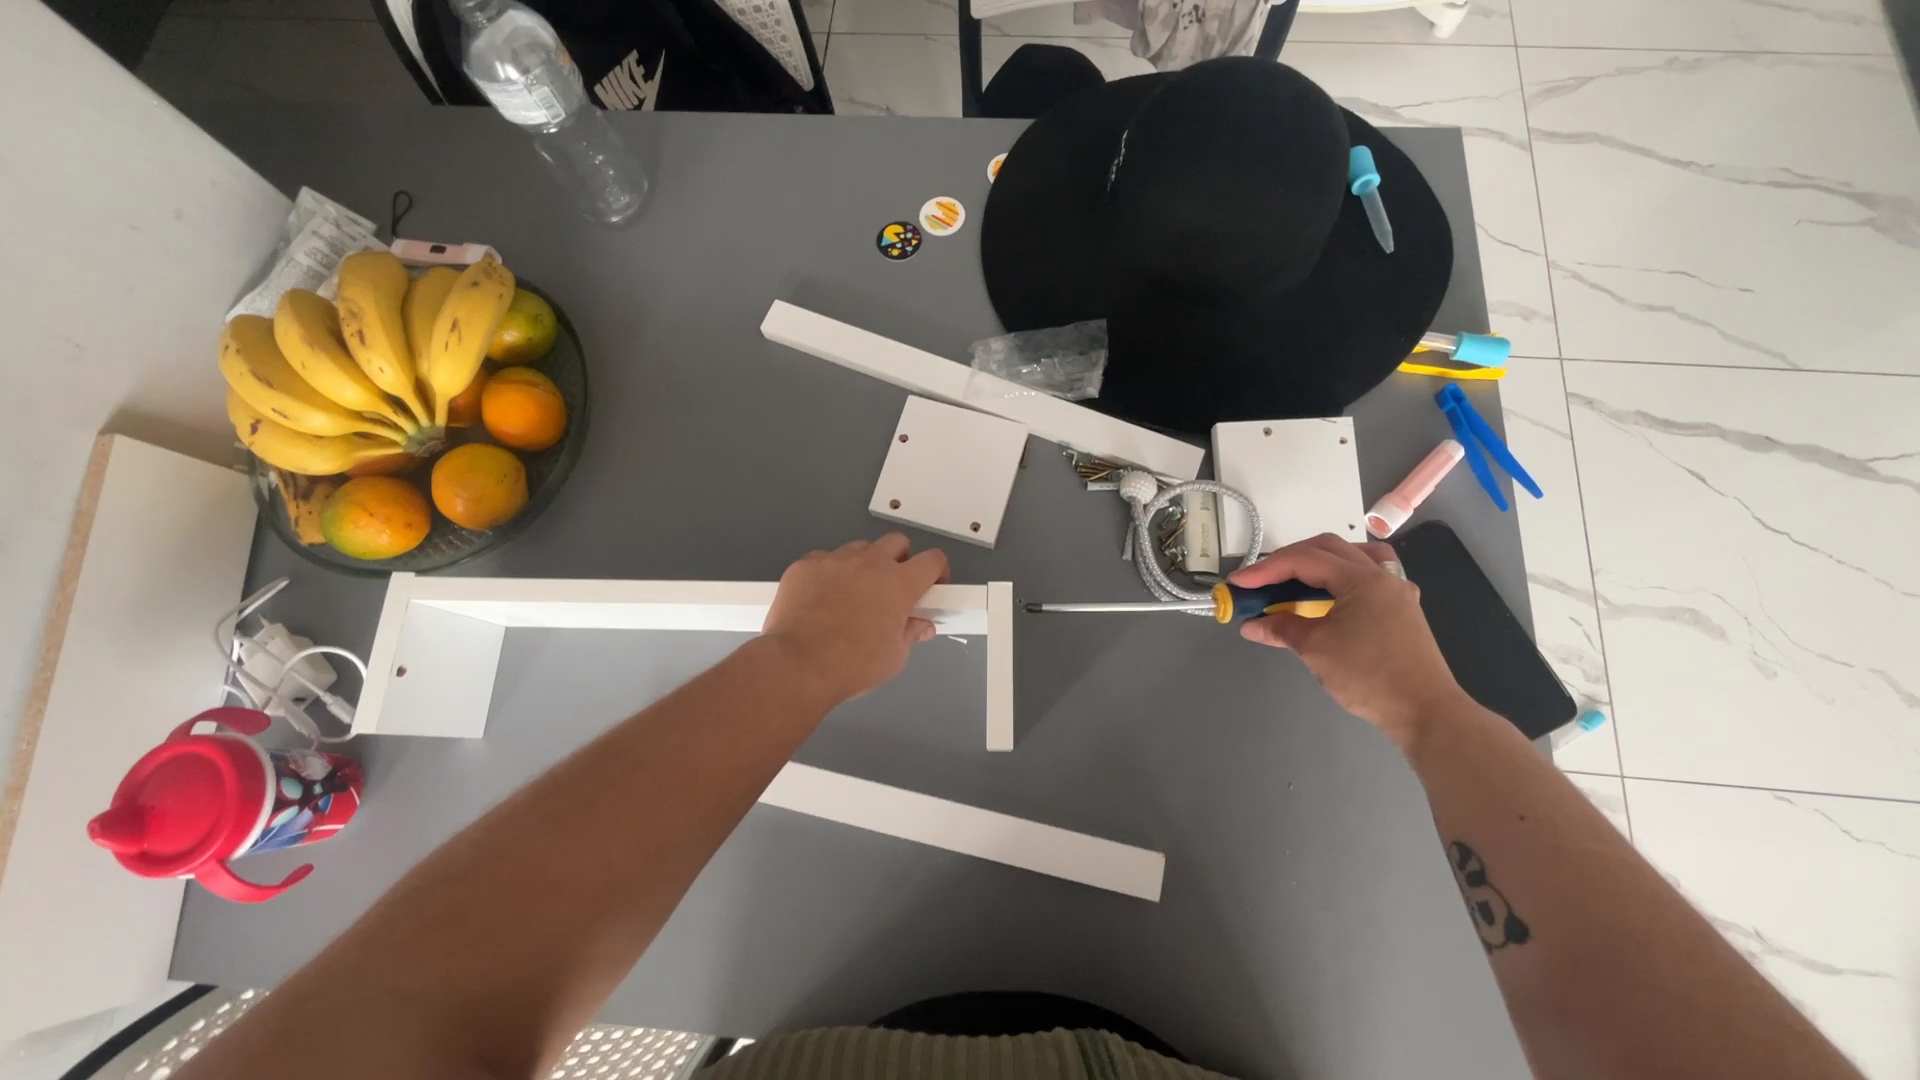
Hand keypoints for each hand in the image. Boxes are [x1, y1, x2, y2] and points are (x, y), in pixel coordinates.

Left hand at [760, 534, 950, 707]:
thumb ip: (910, 634)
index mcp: (899, 583)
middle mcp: (869, 563)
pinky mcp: (804, 565)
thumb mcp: (894, 657)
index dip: (937, 571)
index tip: (931, 587)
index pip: (932, 560)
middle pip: (896, 542)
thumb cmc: (853, 665)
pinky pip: (824, 560)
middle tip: (892, 588)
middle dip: (900, 560)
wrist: (797, 665)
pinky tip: (820, 599)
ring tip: (853, 594)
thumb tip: (921, 626)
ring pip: (859, 549)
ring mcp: (834, 560)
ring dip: (864, 565)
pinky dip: (829, 574)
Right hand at [1231, 533, 1467, 746]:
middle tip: (1261, 579)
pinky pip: (1370, 575)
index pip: (1304, 560)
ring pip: (1354, 556)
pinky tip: (1333, 594)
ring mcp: (1396, 590)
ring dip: (1320, 561)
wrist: (1425, 710)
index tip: (1238, 583)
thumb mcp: (1316, 649)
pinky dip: (1343, 576)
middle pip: (1328, 548)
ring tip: (1296, 579)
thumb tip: (1250, 625)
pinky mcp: (1402, 608)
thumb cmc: (1368, 676)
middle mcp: (1382, 575)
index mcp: (1361, 578)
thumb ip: (1281, 629)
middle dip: (1289, 560)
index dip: (1266, 569)